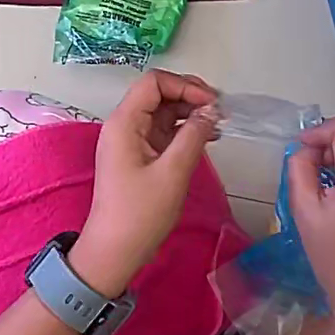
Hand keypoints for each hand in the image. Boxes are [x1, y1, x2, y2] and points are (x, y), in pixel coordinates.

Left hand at [75, 70, 220, 295]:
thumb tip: (212, 111)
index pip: (154, 82)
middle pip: (158, 92)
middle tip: (220, 111)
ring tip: (218, 125)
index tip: (212, 104)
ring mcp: (132, 139)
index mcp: (124, 123)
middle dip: (190, 96)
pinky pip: (164, 130)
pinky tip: (207, 137)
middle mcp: (125, 124)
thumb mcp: (172, 173)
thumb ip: (193, 136)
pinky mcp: (139, 154)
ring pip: (163, 110)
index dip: (185, 86)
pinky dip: (185, 129)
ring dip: (190, 112)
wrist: (115, 251)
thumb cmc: (140, 213)